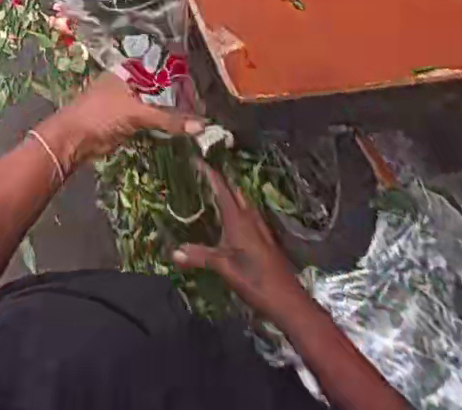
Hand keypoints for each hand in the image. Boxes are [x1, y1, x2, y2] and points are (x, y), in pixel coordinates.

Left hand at [40, 70, 205, 169]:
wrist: (74, 140)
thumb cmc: (100, 115)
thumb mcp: (135, 113)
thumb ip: (167, 118)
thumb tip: (202, 125)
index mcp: (127, 71)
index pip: (158, 67)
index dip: (179, 73)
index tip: (203, 80)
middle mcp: (129, 83)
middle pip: (159, 86)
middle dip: (179, 94)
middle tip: (207, 100)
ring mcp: (129, 101)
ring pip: (157, 103)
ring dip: (174, 110)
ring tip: (202, 113)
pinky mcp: (129, 120)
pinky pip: (153, 118)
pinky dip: (166, 122)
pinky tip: (184, 125)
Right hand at [172, 161, 308, 317]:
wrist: (289, 302)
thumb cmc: (255, 279)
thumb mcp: (223, 268)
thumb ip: (199, 257)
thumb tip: (173, 252)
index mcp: (238, 218)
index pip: (221, 187)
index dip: (208, 172)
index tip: (195, 159)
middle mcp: (250, 218)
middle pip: (235, 190)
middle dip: (220, 179)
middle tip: (203, 173)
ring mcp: (261, 229)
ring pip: (244, 202)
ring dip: (231, 193)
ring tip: (215, 190)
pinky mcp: (266, 241)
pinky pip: (250, 215)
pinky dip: (238, 208)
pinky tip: (233, 219)